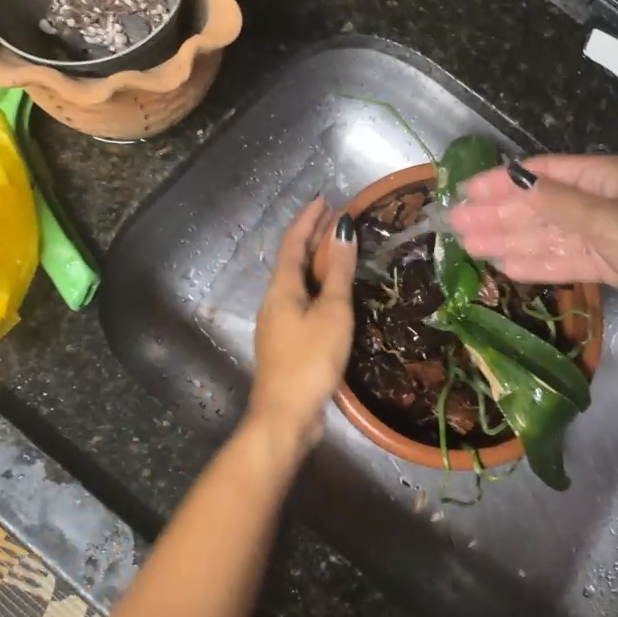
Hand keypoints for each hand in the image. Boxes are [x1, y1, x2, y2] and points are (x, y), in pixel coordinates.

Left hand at [249, 198, 357, 445]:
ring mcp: (278, 324)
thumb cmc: (310, 360)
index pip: (293, 242)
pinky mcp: (287, 343)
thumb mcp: (332, 312)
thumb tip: (343, 229)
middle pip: (292, 260)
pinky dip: (318, 286)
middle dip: (312, 237)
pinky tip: (334, 294)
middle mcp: (274, 301)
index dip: (308, 220)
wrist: (286, 416)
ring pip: (297, 281)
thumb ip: (338, 272)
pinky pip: (301, 301)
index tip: (325, 200)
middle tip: (337, 220)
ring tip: (339, 251)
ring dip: (316, 262)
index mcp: (282, 288)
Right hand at [450, 155, 617, 331]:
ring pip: (548, 235)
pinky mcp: (608, 264)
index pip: (543, 174)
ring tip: (471, 247)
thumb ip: (558, 203)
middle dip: (500, 215)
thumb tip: (515, 179)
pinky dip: (536, 263)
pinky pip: (563, 260)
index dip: (503, 182)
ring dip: (510, 240)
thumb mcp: (606, 220)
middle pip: (541, 206)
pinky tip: (506, 266)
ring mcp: (603, 233)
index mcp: (604, 178)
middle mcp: (601, 201)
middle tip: (457, 224)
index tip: (467, 191)